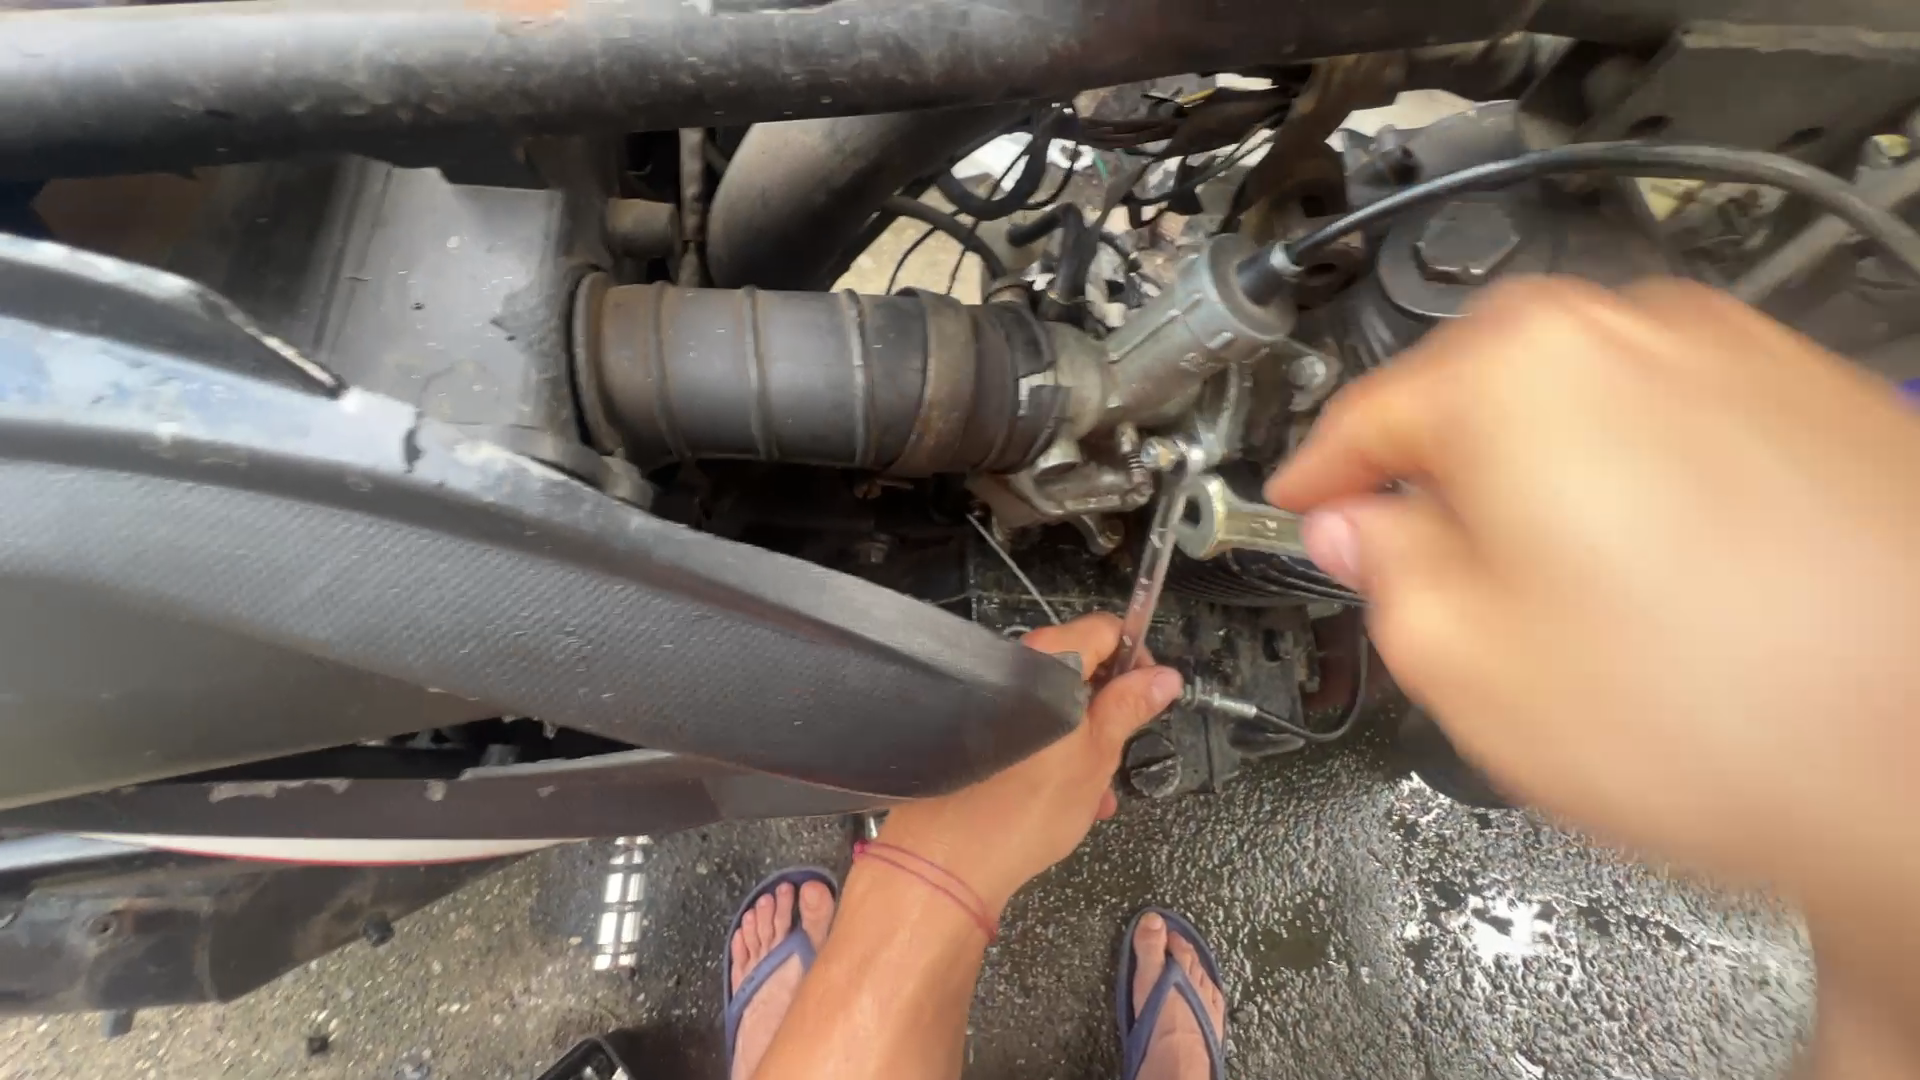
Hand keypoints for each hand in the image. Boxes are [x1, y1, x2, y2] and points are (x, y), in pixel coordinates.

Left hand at [879, 613, 1182, 913]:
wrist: (953, 855)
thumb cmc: (1029, 806)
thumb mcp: (1098, 754)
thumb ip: (1131, 706)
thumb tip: (1164, 677)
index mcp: (1046, 660)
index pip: (1103, 629)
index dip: (1134, 656)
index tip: (1149, 694)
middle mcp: (1013, 667)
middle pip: (1079, 664)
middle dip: (1109, 704)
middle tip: (1123, 747)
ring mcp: (992, 695)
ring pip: (1056, 700)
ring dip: (1084, 734)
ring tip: (1097, 787)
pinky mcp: (978, 725)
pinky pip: (1029, 722)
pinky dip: (1053, 746)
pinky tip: (1067, 792)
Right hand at [1265, 277, 1919, 909]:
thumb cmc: (1721, 716)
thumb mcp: (1451, 649)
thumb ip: (1376, 567)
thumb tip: (1357, 528)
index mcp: (1513, 379)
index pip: (1359, 415)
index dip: (1314, 475)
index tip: (1301, 502)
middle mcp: (1624, 338)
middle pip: (1457, 388)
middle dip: (1411, 461)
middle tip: (1383, 528)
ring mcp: (1728, 359)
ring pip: (1552, 399)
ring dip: (1502, 466)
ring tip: (1498, 560)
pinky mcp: (1808, 401)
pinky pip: (1643, 417)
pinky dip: (1593, 470)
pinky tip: (1601, 559)